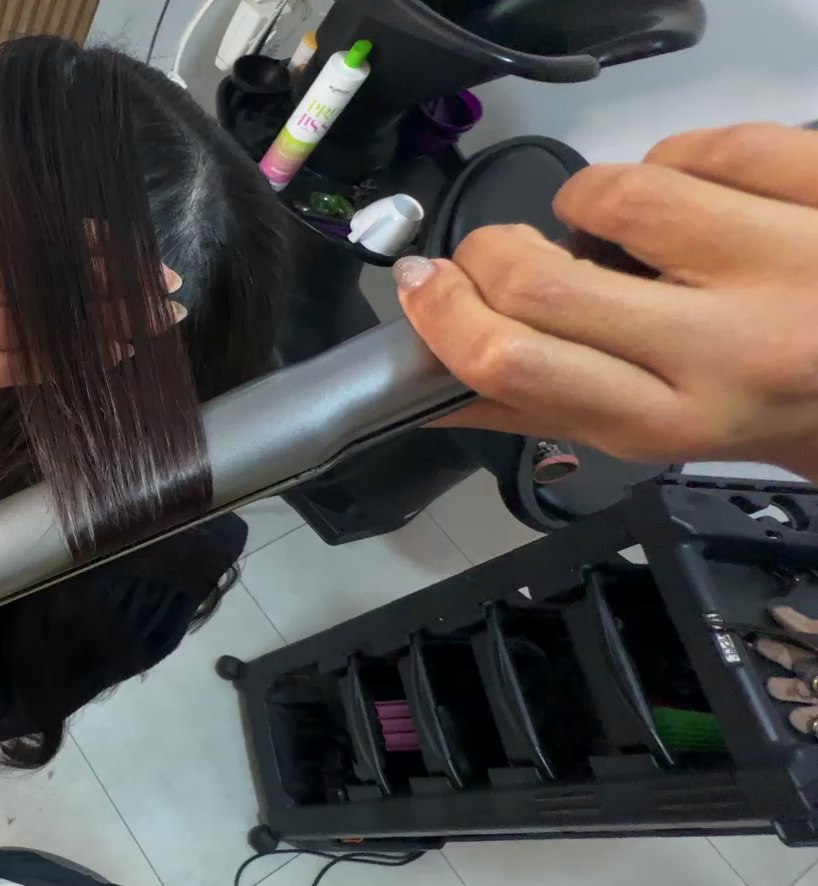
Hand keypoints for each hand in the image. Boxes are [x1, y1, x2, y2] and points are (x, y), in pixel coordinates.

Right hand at [396, 123, 817, 476]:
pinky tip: (682, 188)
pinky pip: (718, 145)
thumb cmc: (749, 408)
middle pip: (545, 282)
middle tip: (492, 250)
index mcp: (663, 418)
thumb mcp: (634, 431)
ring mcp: (804, 262)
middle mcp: (737, 348)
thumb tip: (418, 391)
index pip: (510, 362)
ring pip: (626, 196)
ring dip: (583, 196)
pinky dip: (672, 157)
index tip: (416, 281)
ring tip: (601, 219)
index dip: (441, 313)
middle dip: (490, 252)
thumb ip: (526, 408)